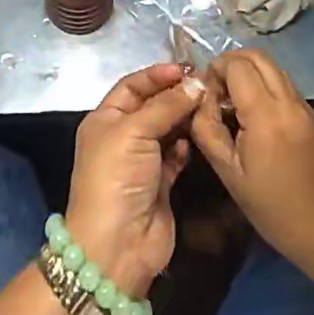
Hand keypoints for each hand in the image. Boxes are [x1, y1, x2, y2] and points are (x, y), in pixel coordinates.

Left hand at [65, 62, 205, 297]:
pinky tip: (196, 139)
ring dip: (184, 118)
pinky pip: (176, 154)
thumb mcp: (135, 131)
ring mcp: (141, 160)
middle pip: (152, 105)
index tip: (186, 69)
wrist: (117, 245)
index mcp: (105, 119)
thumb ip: (167, 105)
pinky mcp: (161, 182)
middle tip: (206, 87)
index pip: (132, 86)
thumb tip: (197, 84)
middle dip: (176, 95)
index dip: (157, 75)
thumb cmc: (117, 177)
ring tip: (208, 108)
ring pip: (167, 128)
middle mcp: (122, 136)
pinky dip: (185, 145)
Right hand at [189, 48, 313, 276]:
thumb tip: (199, 100)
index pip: (237, 66)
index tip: (204, 95)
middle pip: (257, 56)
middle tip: (215, 91)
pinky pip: (282, 82)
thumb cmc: (275, 211)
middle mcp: (288, 101)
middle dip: (230, 63)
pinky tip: (252, 113)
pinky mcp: (311, 114)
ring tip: (231, 101)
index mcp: (267, 116)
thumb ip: (208, 131)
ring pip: (272, 66)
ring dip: (248, 71)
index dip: (215, 70)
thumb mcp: (230, 175)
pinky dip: (263, 82)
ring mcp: (304, 105)